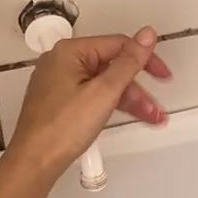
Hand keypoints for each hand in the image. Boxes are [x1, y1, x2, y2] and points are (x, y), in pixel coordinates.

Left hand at [5, 26, 171, 174]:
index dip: (145, 60)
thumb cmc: (62, 128)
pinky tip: (129, 117)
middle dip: (138, 89)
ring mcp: (59, 83)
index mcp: (70, 52)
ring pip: (103, 85)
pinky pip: (92, 97)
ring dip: (129, 100)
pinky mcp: (60, 102)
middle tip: (157, 107)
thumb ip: (129, 62)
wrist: (34, 163)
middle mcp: (62, 62)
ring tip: (152, 119)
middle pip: (111, 67)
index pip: (117, 45)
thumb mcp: (104, 93)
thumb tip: (147, 34)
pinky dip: (111, 106)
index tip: (163, 76)